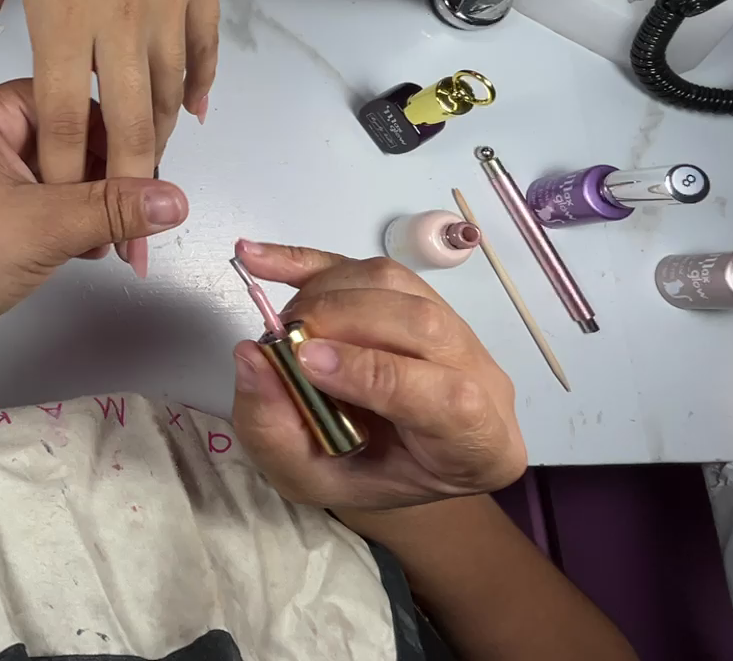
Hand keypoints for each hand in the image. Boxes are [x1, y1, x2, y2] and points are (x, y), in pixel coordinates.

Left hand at [0, 0, 220, 274]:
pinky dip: (202, 86)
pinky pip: (205, 48)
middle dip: (129, 191)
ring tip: (154, 184)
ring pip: (171, 94)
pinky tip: (196, 115)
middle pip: (128, 125)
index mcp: (64, 15)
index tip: (68, 225)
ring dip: (163, 142)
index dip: (65, 179)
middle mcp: (122, 21)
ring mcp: (169, 1)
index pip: (62, 121)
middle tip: (133, 243)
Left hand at [0, 79, 190, 355]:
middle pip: (60, 140)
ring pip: (49, 176)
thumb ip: (115, 208)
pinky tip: (79, 250)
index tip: (144, 172)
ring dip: (82, 208)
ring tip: (103, 243)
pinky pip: (31, 202)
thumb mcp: (46, 227)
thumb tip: (177, 198)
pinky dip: (58, 223)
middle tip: (127, 219)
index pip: (61, 101)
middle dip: (98, 181)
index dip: (109, 133)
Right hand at [230, 241, 525, 511]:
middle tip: (282, 338)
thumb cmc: (348, 474)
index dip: (374, 373)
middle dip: (339, 320)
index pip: (449, 399)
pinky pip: (359, 265)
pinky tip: (255, 256)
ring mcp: (452, 328)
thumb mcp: (302, 476)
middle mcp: (480, 380)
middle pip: (421, 323)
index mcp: (475, 448)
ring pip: (392, 283)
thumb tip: (252, 356)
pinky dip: (301, 260)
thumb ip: (273, 429)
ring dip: (322, 292)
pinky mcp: (408, 293)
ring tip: (283, 325)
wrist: (368, 456)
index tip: (305, 362)